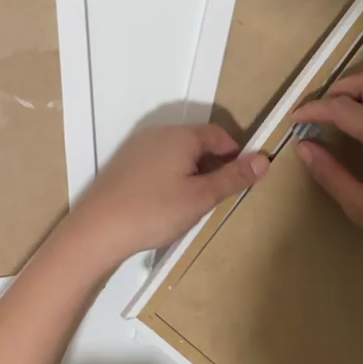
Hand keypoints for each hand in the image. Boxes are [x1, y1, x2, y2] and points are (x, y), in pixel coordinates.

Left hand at [59, 124, 268, 267]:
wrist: (97, 230)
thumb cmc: (154, 211)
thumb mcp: (201, 197)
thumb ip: (233, 177)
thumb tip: (265, 159)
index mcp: (180, 136)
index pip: (218, 134)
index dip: (235, 153)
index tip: (241, 178)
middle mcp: (158, 134)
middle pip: (197, 141)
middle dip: (213, 164)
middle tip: (218, 195)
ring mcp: (137, 148)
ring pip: (176, 153)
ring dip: (191, 172)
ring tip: (193, 203)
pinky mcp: (123, 165)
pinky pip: (157, 163)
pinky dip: (170, 177)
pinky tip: (166, 204)